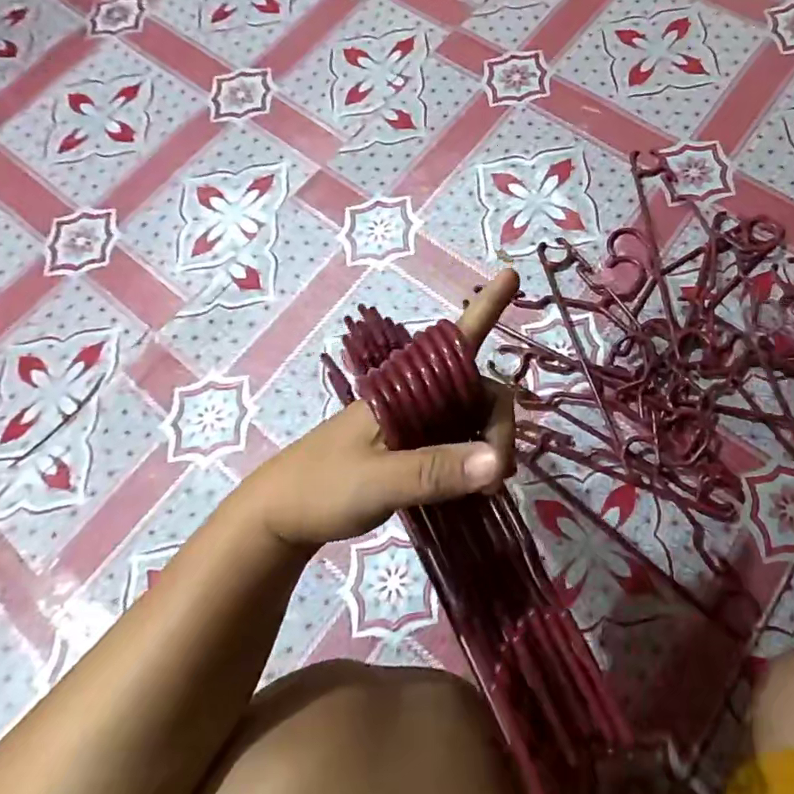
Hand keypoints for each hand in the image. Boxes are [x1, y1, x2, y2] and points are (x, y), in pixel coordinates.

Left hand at [231, 270, 520, 548]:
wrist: (282, 517)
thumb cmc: (320, 486)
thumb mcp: (377, 480)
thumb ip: (434, 471)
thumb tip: (498, 461)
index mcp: (403, 389)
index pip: (454, 342)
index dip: (484, 309)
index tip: (512, 275)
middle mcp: (414, 400)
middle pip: (478, 392)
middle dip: (499, 426)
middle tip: (500, 474)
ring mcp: (414, 427)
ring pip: (470, 421)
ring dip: (490, 447)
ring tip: (492, 487)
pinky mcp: (411, 454)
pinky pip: (456, 448)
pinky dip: (474, 465)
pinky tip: (479, 490)